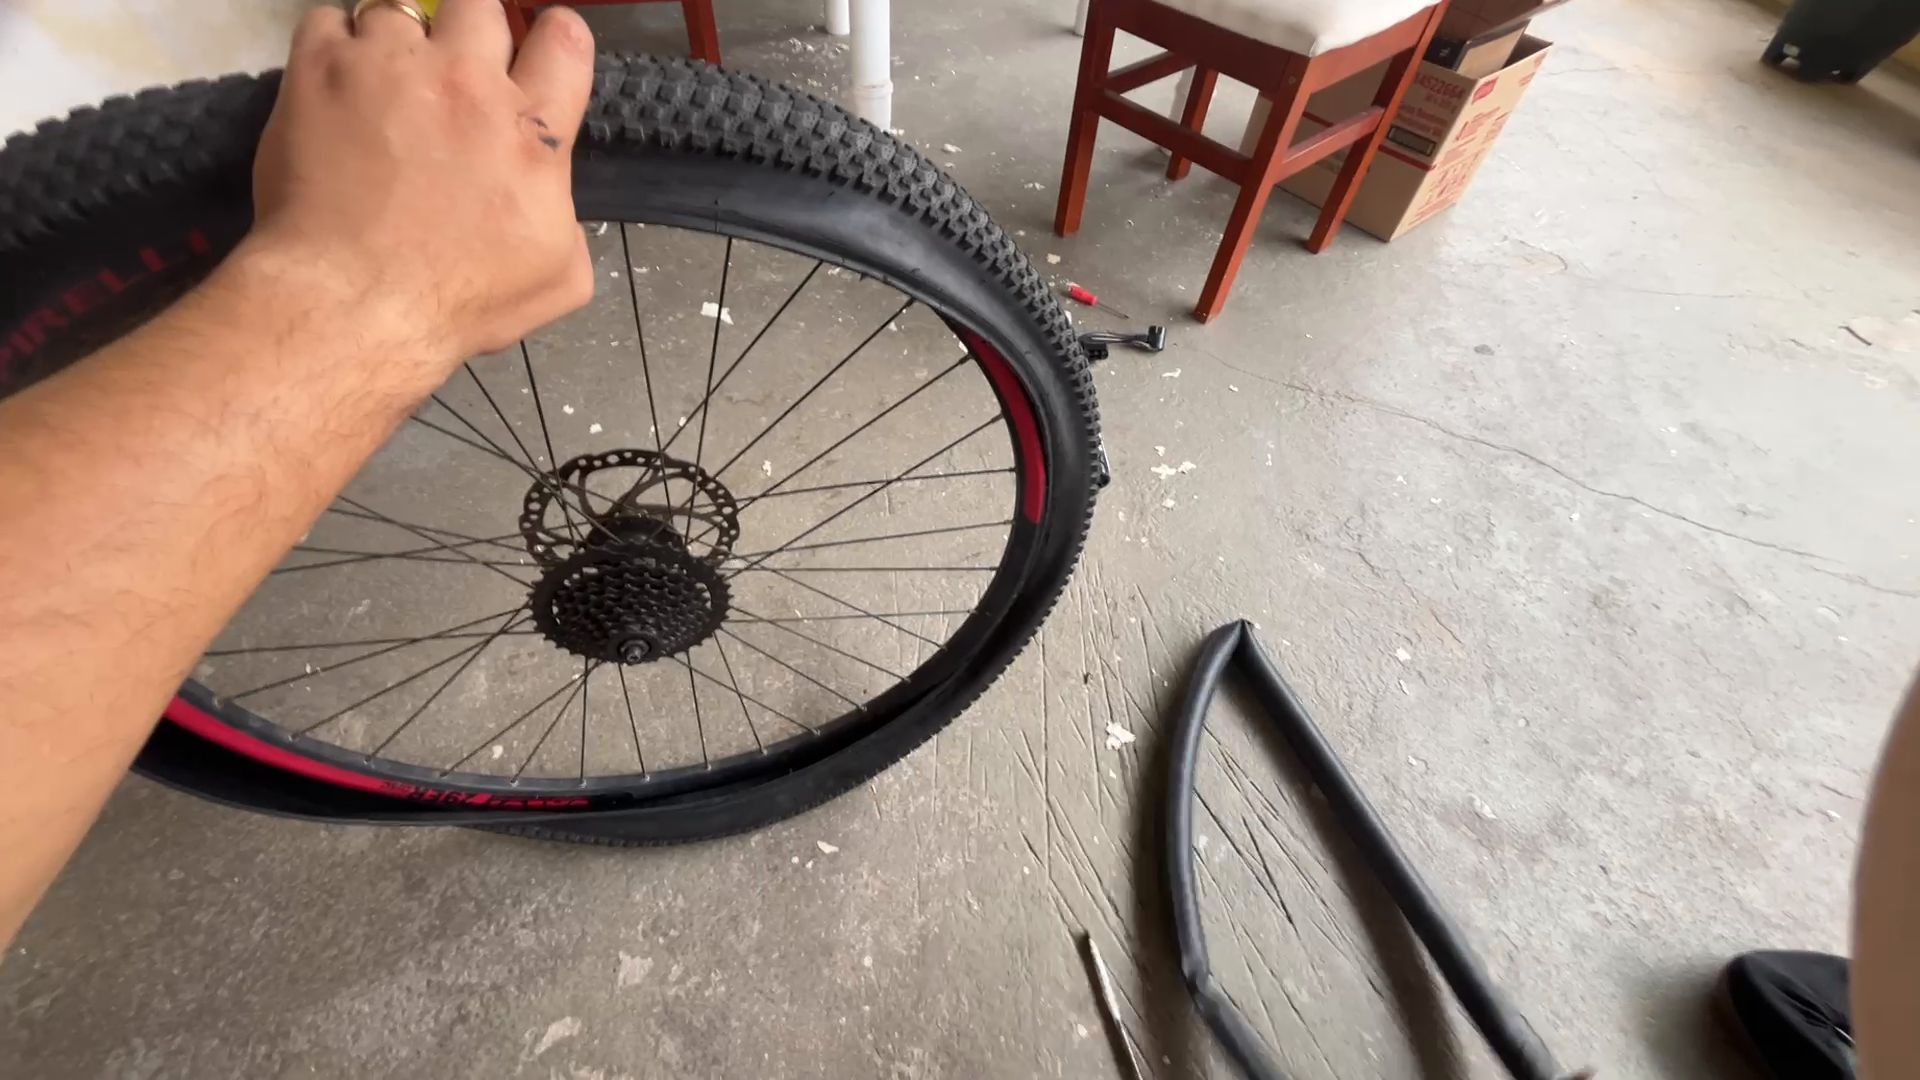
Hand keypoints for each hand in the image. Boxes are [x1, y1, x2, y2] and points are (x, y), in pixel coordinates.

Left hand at [241, 0, 595, 365]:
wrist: (362, 296)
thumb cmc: (470, 297)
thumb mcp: (562, 279)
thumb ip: (570, 223)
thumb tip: (550, 198)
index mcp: (535, 138)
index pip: (564, 44)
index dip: (560, 39)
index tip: (547, 53)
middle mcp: (468, 84)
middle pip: (479, 4)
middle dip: (478, 30)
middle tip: (464, 71)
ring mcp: (390, 66)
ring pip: (401, 8)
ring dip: (406, 43)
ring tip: (397, 87)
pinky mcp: (319, 66)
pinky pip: (333, 17)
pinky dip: (345, 45)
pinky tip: (350, 86)